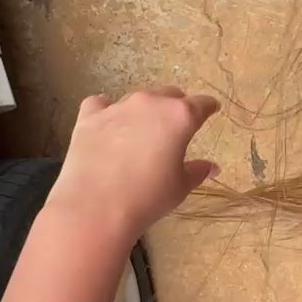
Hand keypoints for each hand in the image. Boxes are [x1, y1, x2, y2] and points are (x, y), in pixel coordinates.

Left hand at [47, 86, 220, 242]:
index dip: (208, 107)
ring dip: (145, 110)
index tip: (211, 109)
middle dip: (176, 106)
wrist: (96, 207)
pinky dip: (107, 111)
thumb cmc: (148, 197)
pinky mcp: (89, 117)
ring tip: (143, 130)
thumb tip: (211, 167)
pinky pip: (101, 104)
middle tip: (176, 126)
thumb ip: (197, 171)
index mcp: (179, 117)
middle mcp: (150, 103)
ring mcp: (117, 107)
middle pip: (169, 94)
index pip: (202, 104)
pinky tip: (108, 124)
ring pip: (138, 98)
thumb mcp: (180, 187)